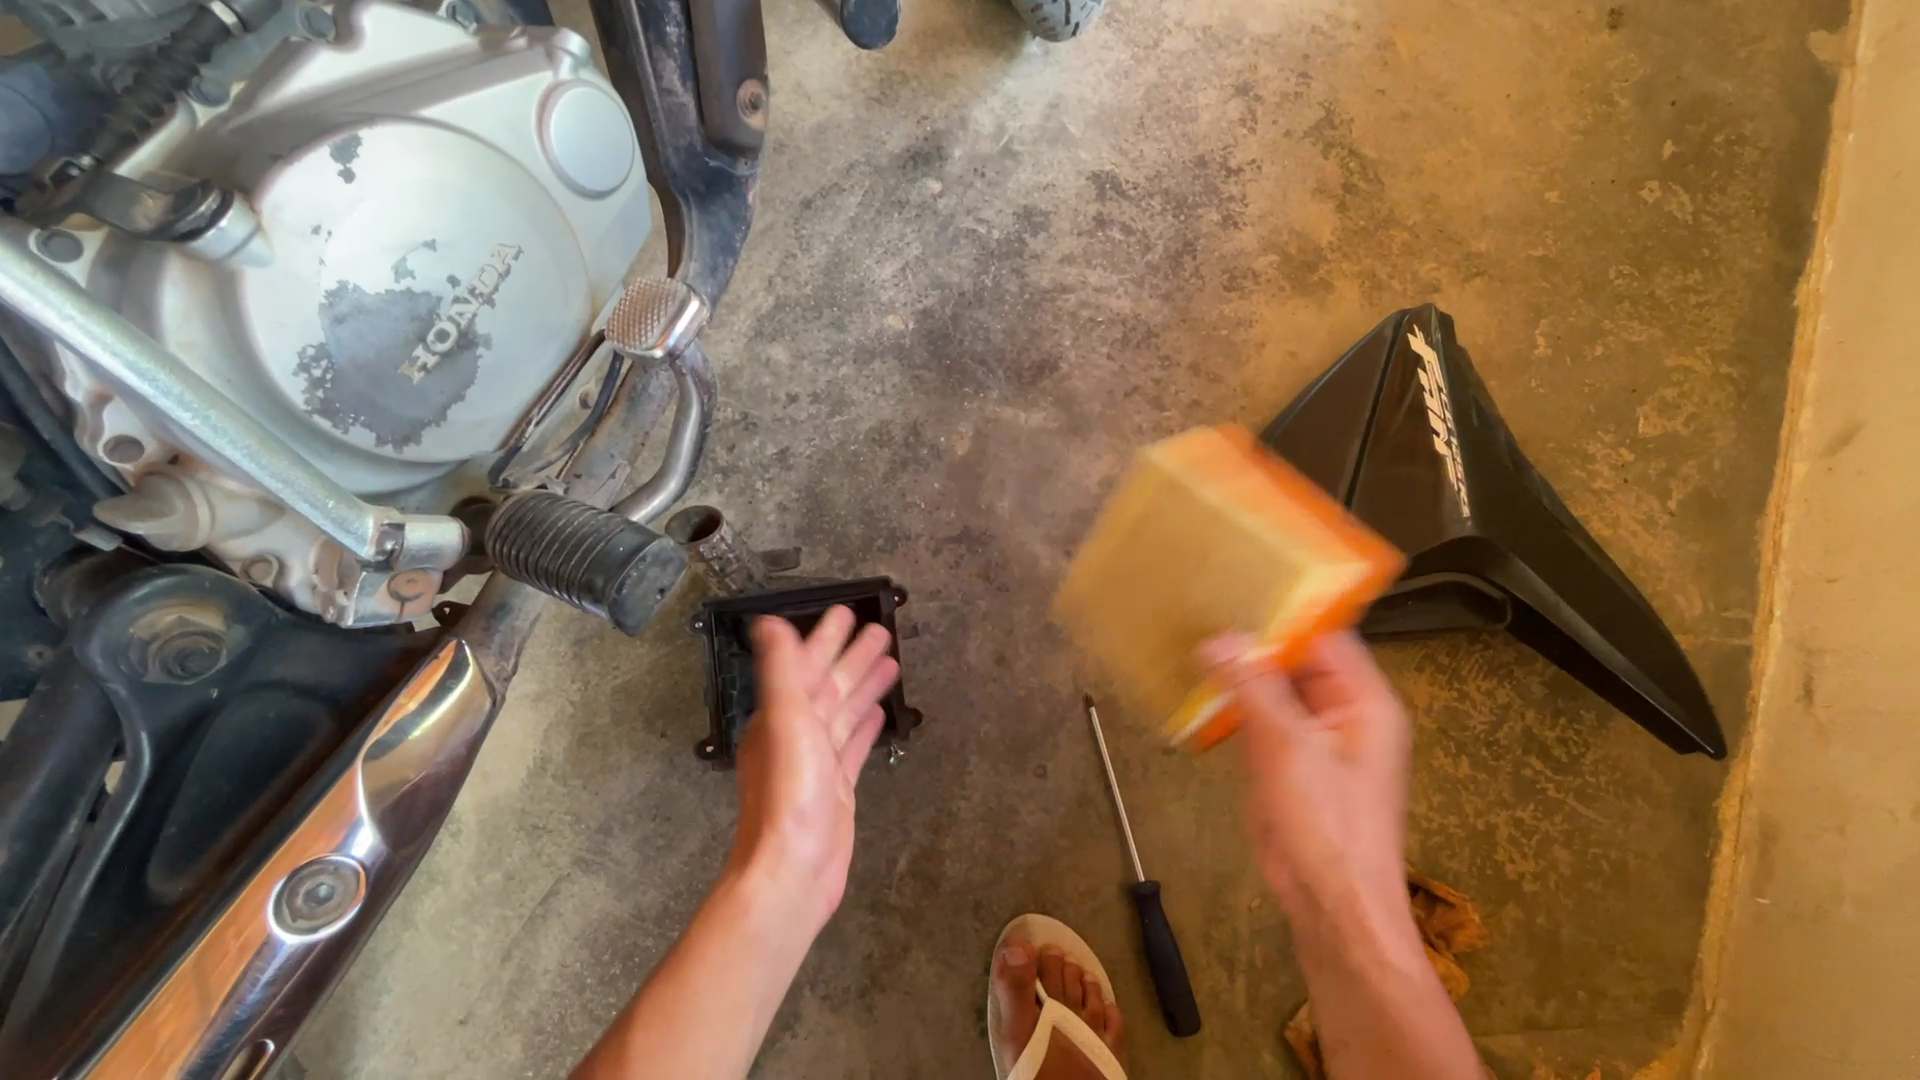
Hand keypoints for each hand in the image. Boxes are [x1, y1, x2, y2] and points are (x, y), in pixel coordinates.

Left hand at [729, 607, 899, 931]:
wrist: (793, 870)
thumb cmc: (790, 794)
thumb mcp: (785, 722)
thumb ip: (781, 672)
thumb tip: (767, 623)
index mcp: (780, 715)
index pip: (806, 665)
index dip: (826, 638)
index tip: (846, 613)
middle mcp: (796, 733)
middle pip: (829, 684)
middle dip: (852, 656)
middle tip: (881, 630)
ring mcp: (817, 761)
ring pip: (844, 712)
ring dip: (864, 685)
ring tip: (890, 662)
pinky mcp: (837, 786)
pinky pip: (853, 744)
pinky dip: (865, 725)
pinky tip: (880, 713)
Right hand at [1199, 631, 1412, 935]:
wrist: (1330, 903)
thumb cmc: (1325, 824)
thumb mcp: (1288, 747)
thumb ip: (1252, 687)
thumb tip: (1218, 639)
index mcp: (1362, 701)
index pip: (1324, 638)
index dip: (1283, 615)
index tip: (1233, 591)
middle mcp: (1342, 712)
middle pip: (1297, 661)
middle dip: (1253, 642)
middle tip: (1201, 611)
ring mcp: (1314, 737)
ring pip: (1275, 689)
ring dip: (1240, 673)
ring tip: (1193, 639)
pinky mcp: (1288, 760)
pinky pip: (1261, 718)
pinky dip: (1234, 705)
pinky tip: (1200, 688)